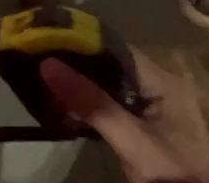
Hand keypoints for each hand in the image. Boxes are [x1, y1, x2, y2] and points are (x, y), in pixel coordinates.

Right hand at [41, 55, 208, 182]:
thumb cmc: (171, 173)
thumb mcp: (132, 141)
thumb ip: (93, 104)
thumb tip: (47, 64)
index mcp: (163, 80)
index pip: (113, 45)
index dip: (78, 39)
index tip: (44, 38)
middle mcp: (158, 83)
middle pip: (107, 59)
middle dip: (73, 60)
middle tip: (37, 57)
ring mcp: (150, 102)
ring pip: (104, 77)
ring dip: (76, 78)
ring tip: (43, 76)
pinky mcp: (141, 119)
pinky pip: (106, 96)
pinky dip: (84, 96)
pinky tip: (61, 99)